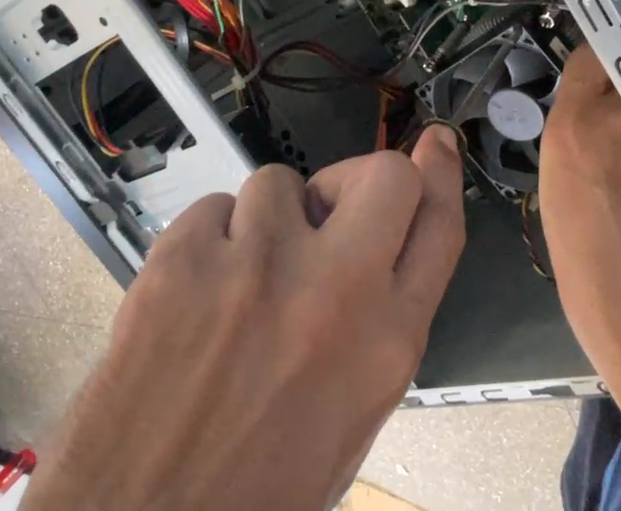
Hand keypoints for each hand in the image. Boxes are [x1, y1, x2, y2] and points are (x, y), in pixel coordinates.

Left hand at [23, 126, 464, 510]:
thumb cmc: (258, 486)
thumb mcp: (354, 412)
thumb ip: (380, 322)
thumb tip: (380, 242)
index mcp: (387, 343)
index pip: (439, 225)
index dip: (441, 174)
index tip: (433, 144)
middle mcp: (335, 292)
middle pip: (385, 174)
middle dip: (362, 177)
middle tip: (330, 210)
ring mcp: (256, 268)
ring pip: (281, 181)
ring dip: (269, 219)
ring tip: (243, 278)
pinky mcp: (180, 262)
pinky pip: (214, 206)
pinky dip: (210, 237)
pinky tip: (196, 290)